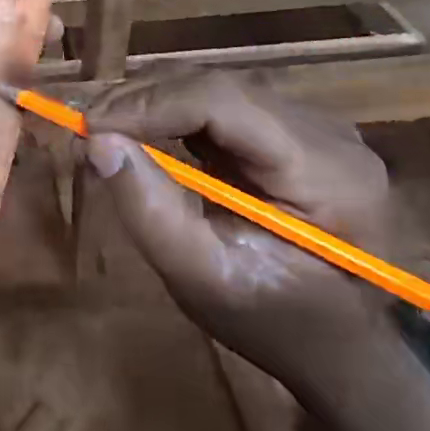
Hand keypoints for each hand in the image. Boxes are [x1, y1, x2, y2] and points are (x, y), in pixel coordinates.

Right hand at [82, 68, 400, 391]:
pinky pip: (225, 105)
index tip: (90, 126)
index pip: (226, 101)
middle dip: (147, 100)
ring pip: (219, 88)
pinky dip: (177, 113)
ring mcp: (314, 124)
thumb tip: (96, 144)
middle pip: (221, 87)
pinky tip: (145, 131)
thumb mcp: (206, 281)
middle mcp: (326, 128)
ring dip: (158, 102)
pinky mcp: (293, 129)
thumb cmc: (277, 325)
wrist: (342, 343)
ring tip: (107, 127)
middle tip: (87, 127)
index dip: (153, 105)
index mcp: (325, 169)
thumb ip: (151, 210)